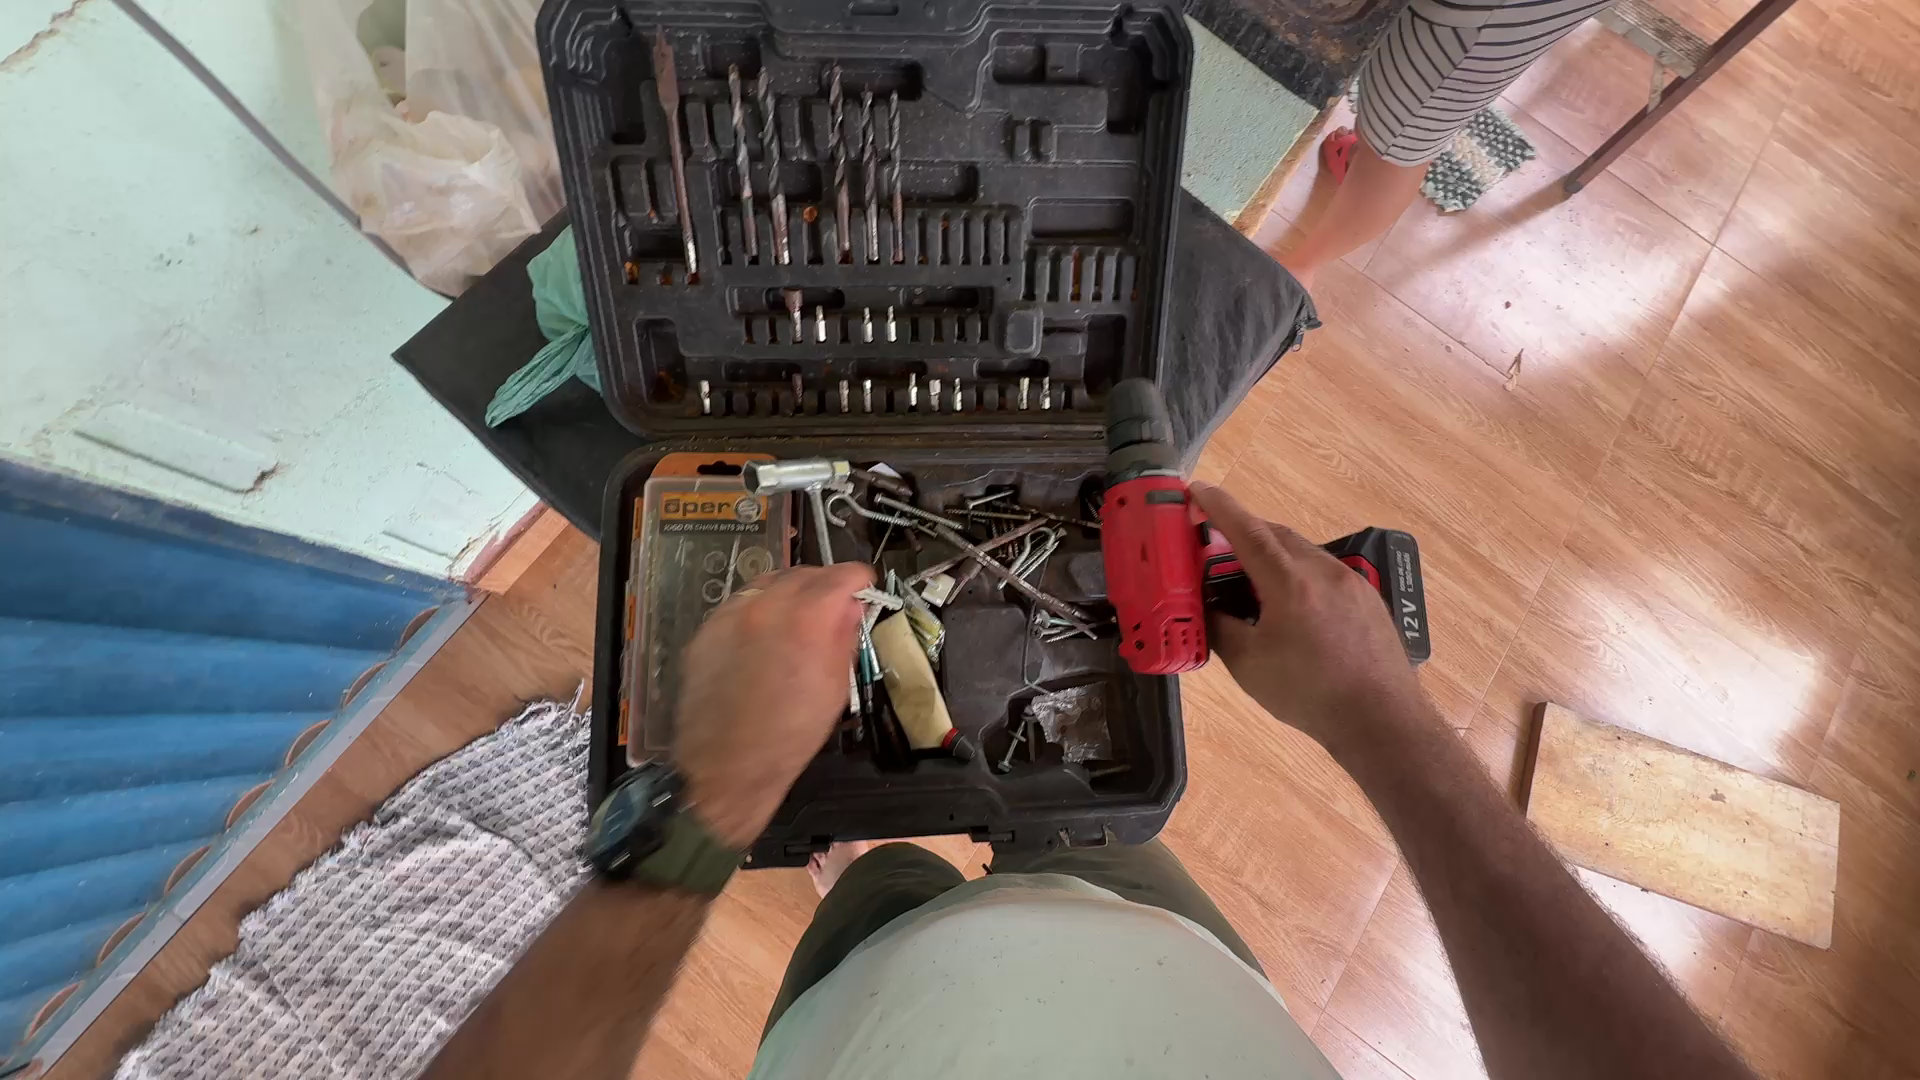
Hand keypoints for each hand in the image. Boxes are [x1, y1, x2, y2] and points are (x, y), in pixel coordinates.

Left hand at [672, 562, 873, 846]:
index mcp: (807, 619)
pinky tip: (764, 635)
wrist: (728, 768)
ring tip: (798, 617)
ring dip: (791, 591)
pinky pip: (741, 603)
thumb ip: (845, 636)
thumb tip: (851, 605)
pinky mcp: (706, 629)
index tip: (864, 590)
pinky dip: (760, 608)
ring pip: (769, 580)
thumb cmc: (793, 734)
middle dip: (825, 584)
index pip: (842, 575)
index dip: (859, 581)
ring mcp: (731, 614)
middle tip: (834, 607)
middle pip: (805, 572)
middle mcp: (767, 605)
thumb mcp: (836, 687)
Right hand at [1191, 483, 1427, 753]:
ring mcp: (1350, 583)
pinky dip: (1294, 572)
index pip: (1247, 532)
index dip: (1219, 507)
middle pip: (1275, 535)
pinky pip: (1321, 571)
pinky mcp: (1366, 599)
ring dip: (1270, 554)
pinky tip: (1288, 604)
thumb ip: (1221, 627)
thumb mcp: (1248, 664)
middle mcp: (1322, 572)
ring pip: (1301, 552)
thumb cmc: (1308, 693)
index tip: (1197, 489)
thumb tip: (1205, 607)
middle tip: (1214, 544)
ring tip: (1248, 581)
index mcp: (1289, 583)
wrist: (1382, 721)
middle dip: (1242, 531)